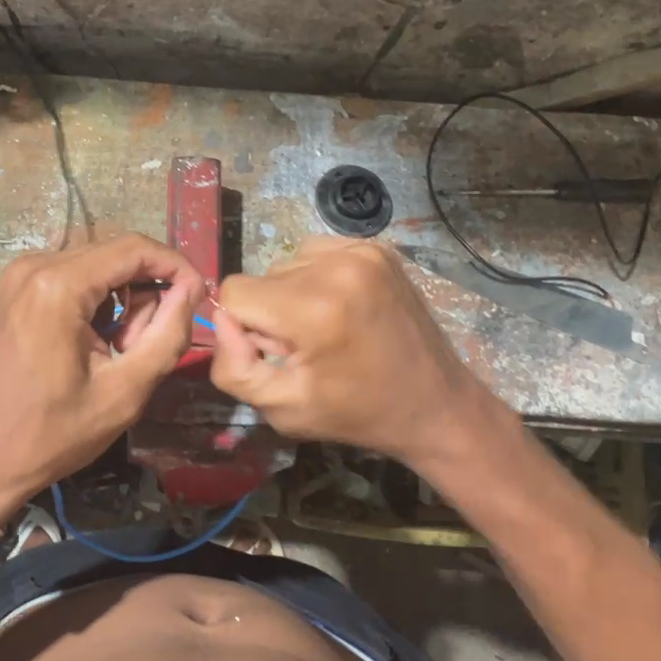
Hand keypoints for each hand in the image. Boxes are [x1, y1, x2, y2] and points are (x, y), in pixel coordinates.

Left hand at [0, 232, 201, 534]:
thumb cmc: (48, 435)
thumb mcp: (123, 393)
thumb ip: (167, 335)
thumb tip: (191, 292)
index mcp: (57, 285)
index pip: (134, 247)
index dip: (175, 266)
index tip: (198, 298)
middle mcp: (32, 266)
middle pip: (112, 252)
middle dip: (144, 288)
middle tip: (147, 343)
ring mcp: (14, 277)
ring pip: (91, 263)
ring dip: (119, 295)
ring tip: (120, 349)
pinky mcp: (7, 293)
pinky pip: (65, 276)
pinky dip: (91, 300)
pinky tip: (92, 343)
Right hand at [209, 236, 512, 465]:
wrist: (436, 404)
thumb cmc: (356, 413)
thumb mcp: (282, 410)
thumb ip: (234, 367)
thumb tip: (224, 320)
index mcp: (314, 308)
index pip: (234, 292)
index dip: (243, 327)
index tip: (276, 353)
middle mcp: (336, 266)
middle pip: (262, 278)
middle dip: (270, 312)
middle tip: (307, 348)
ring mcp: (362, 251)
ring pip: (286, 263)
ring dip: (292, 294)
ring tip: (326, 328)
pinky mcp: (377, 247)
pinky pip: (316, 252)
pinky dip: (316, 277)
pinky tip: (340, 307)